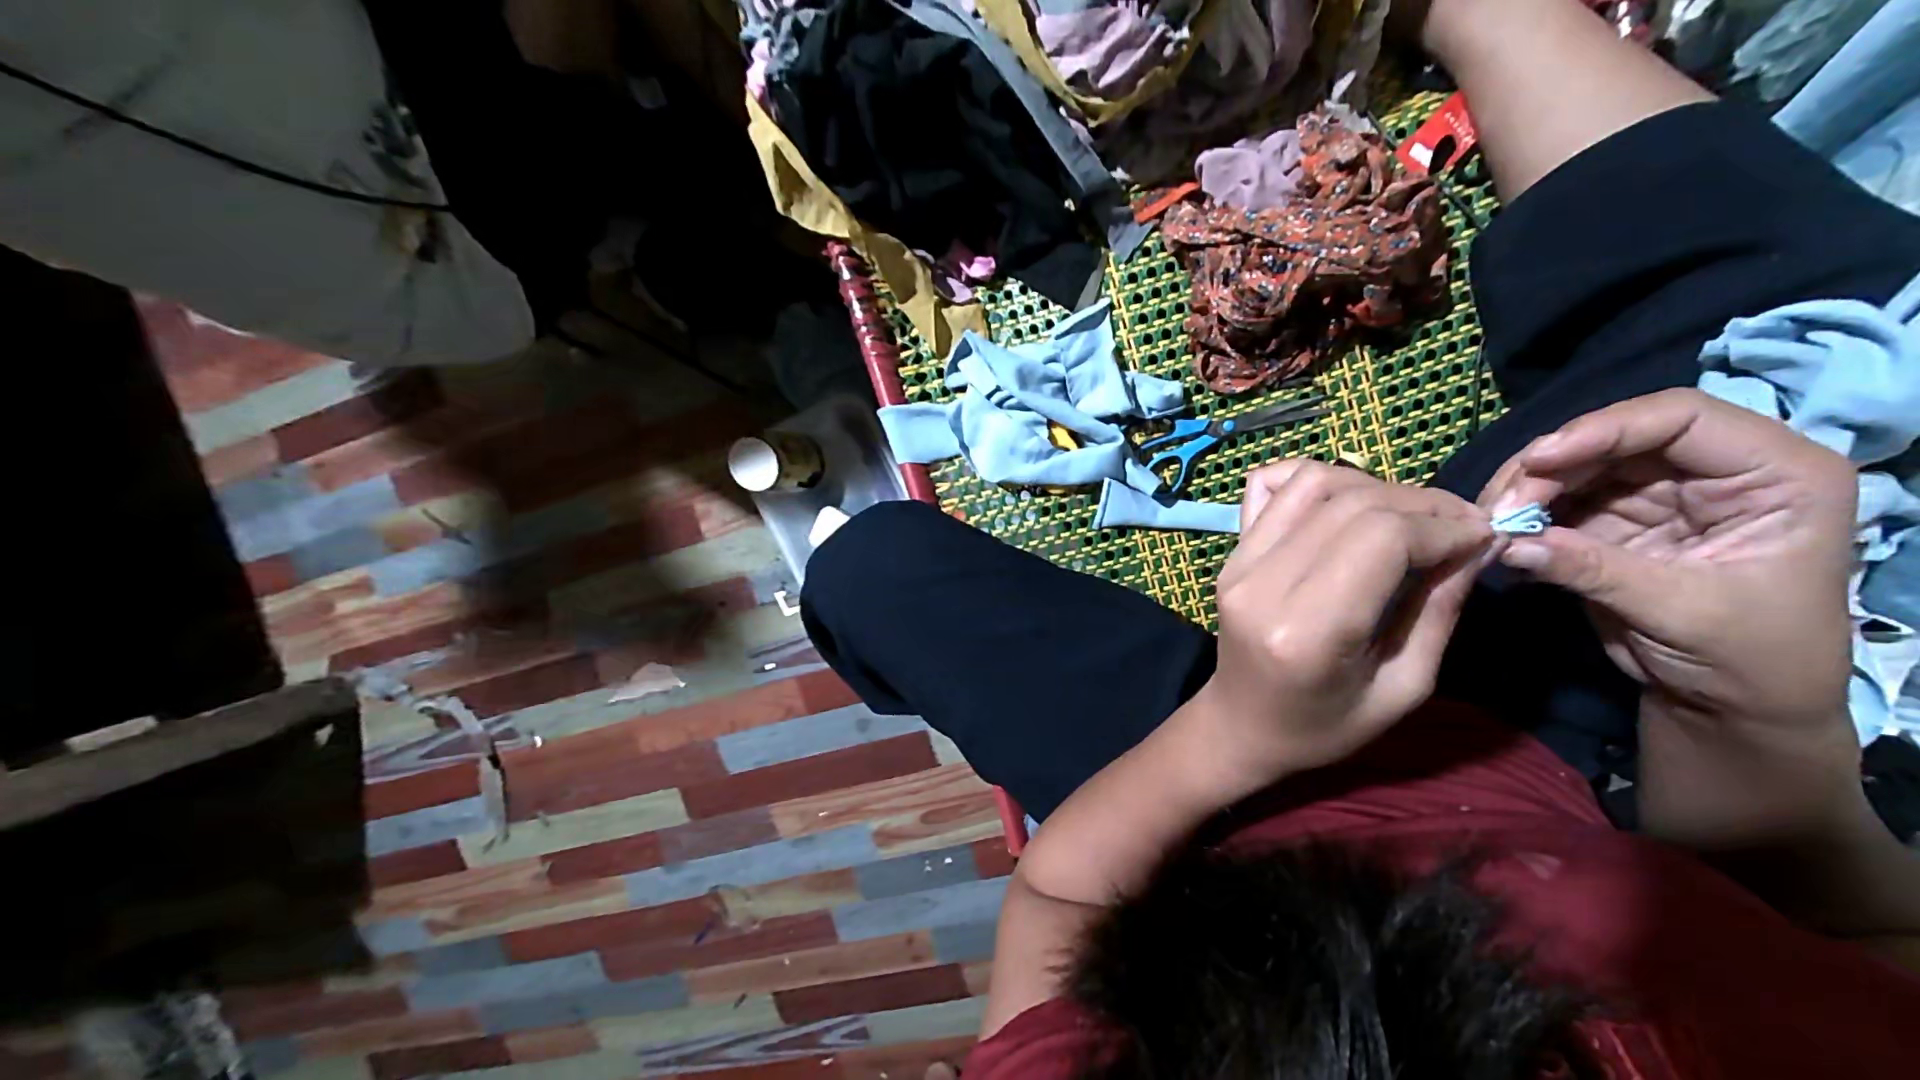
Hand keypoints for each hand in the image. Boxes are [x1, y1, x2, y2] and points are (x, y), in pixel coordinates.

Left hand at [1194, 461, 1494, 780]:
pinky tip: (1347, 502)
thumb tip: (1479, 542)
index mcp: (1306, 631)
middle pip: (1351, 503)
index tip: (1481, 538)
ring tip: (1412, 518)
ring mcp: (1237, 563)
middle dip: (1422, 505)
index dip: (1442, 526)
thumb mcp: (1402, 687)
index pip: (1381, 537)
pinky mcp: (1229, 553)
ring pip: (1311, 483)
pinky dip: (1314, 478)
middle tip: (1460, 527)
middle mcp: (1262, 585)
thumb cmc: (1324, 724)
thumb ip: (1439, 610)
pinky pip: (1269, 486)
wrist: (1242, 723)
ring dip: (1375, 486)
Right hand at [1478, 388, 1855, 730]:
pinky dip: (1522, 518)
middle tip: (1498, 510)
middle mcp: (1712, 471)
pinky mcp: (1612, 520)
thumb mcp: (1679, 611)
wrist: (1730, 705)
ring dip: (1524, 492)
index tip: (1539, 462)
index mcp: (1773, 475)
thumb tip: (1508, 544)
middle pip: (1612, 439)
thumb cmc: (1748, 658)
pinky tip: (1499, 540)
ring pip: (1574, 466)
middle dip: (1547, 468)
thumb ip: (1595, 570)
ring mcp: (1657, 494)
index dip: (1604, 429)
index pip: (1681, 419)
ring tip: (1490, 527)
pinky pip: (1556, 502)